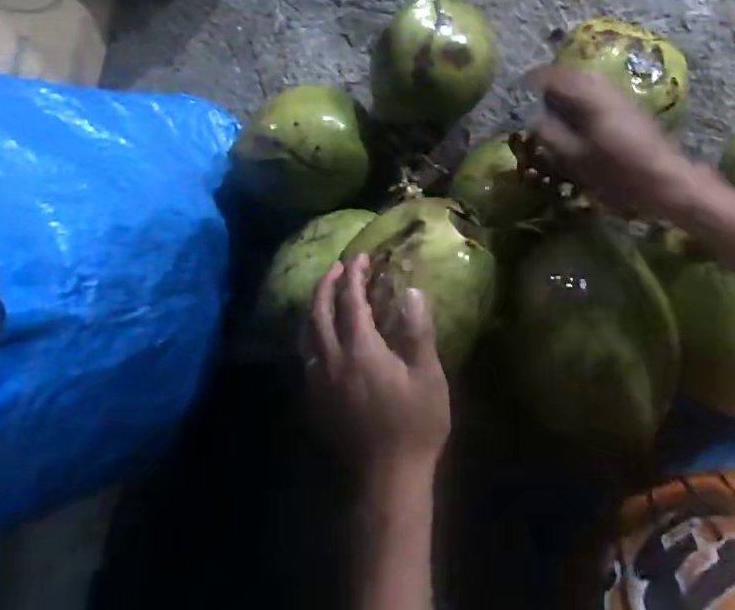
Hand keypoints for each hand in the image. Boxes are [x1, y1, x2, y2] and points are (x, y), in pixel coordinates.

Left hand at [301, 256, 450, 482]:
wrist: (388, 476)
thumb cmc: (417, 421)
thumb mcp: (428, 373)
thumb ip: (417, 331)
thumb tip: (411, 292)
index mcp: (361, 353)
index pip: (351, 304)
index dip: (355, 278)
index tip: (363, 257)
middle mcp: (332, 364)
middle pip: (318, 317)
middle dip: (327, 288)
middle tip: (340, 267)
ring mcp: (320, 385)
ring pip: (306, 338)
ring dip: (314, 310)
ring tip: (327, 295)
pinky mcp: (317, 402)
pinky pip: (306, 358)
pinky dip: (311, 336)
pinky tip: (322, 337)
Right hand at [528, 66, 704, 217]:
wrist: (666, 178)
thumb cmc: (619, 173)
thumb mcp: (577, 160)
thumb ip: (552, 136)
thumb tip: (533, 118)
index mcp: (591, 99)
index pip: (558, 77)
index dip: (538, 78)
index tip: (523, 83)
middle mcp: (608, 90)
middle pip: (577, 72)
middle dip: (556, 77)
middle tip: (538, 89)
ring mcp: (623, 96)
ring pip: (592, 78)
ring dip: (572, 83)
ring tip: (556, 98)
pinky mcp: (633, 106)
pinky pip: (603, 88)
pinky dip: (586, 91)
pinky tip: (581, 109)